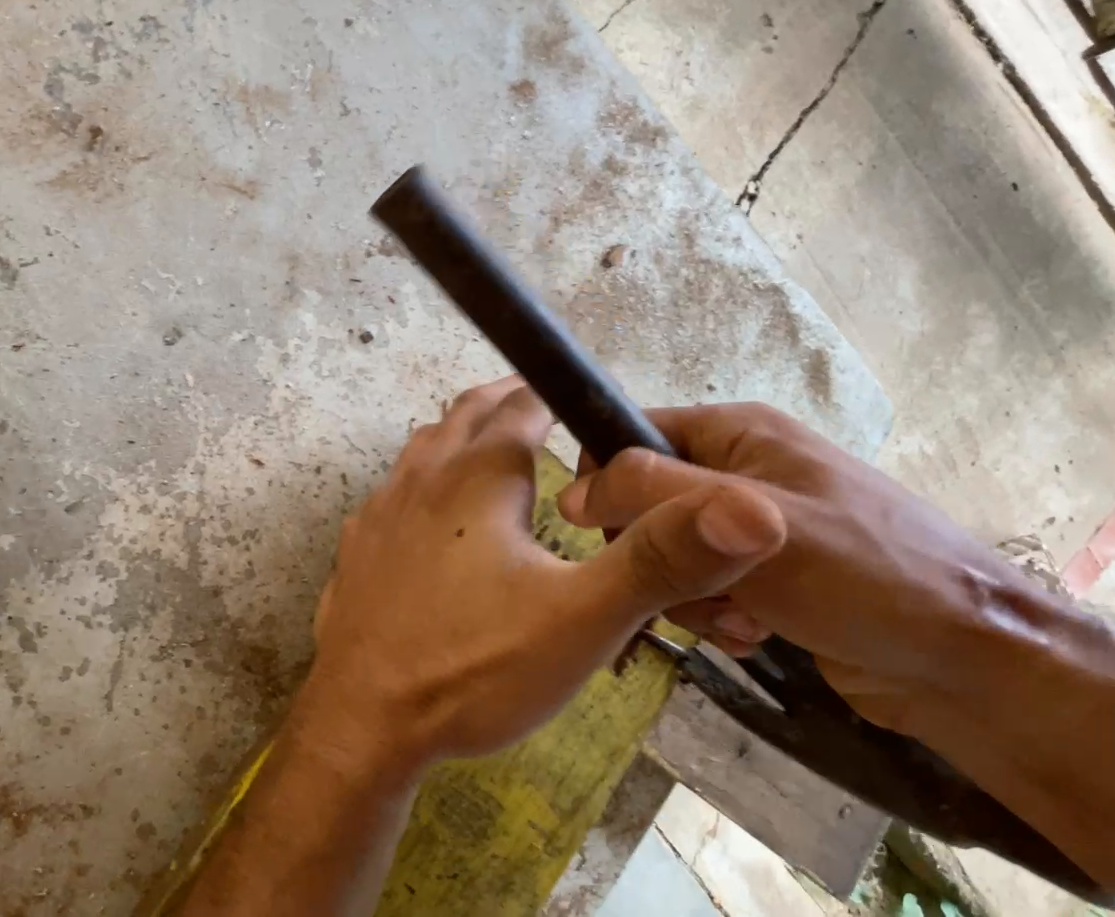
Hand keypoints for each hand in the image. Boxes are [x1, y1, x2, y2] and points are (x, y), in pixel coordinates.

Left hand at [297, 377, 786, 774]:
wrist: (363, 720)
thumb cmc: (475, 667)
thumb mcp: (582, 619)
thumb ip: (661, 560)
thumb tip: (757, 508)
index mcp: (477, 477)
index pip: (521, 407)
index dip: (555, 394)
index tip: (585, 398)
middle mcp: (420, 478)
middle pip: (464, 415)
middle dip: (504, 402)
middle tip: (539, 402)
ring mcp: (378, 512)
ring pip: (422, 449)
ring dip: (459, 434)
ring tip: (491, 444)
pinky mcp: (356, 549)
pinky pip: (394, 492)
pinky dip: (423, 480)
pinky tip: (434, 515)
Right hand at [558, 401, 1017, 732]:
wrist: (978, 668)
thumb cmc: (865, 574)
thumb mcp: (747, 522)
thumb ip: (650, 494)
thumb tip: (569, 494)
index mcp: (734, 431)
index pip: (624, 434)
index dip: (604, 483)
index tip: (614, 538)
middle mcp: (737, 469)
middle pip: (640, 501)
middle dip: (655, 554)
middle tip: (690, 586)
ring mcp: (751, 524)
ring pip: (667, 552)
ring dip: (687, 593)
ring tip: (738, 619)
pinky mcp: (765, 573)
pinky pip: (701, 585)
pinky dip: (714, 613)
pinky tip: (752, 634)